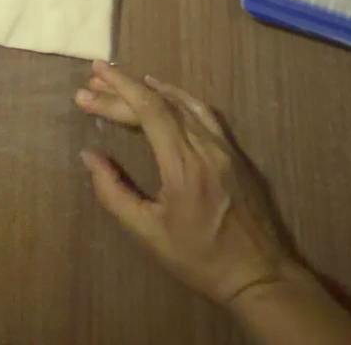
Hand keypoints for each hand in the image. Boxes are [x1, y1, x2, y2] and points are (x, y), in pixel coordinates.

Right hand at [75, 60, 290, 305]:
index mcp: (183, 165)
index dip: (120, 87)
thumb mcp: (149, 233)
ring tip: (119, 83)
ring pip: (182, 102)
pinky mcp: (234, 151)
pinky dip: (177, 96)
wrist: (262, 277)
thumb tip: (89, 155)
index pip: (149, 109)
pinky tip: (163, 93)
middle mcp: (205, 146)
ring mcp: (224, 146)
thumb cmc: (201, 259)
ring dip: (148, 88)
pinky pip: (202, 111)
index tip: (95, 73)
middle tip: (91, 86)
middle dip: (123, 90)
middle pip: (160, 103)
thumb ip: (114, 192)